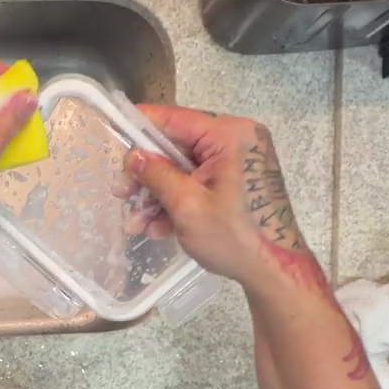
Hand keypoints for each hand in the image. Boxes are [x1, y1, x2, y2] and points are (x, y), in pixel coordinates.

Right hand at [120, 105, 327, 295]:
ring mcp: (237, 163)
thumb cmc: (233, 236)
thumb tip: (132, 156)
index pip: (176, 120)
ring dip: (158, 196)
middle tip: (121, 194)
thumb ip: (157, 175)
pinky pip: (198, 185)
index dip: (142, 126)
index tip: (115, 131)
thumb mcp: (187, 205)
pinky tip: (157, 227)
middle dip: (147, 175)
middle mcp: (236, 141)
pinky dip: (176, 203)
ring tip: (136, 223)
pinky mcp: (235, 183)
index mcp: (230, 136)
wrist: (272, 268)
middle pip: (178, 148)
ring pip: (184, 171)